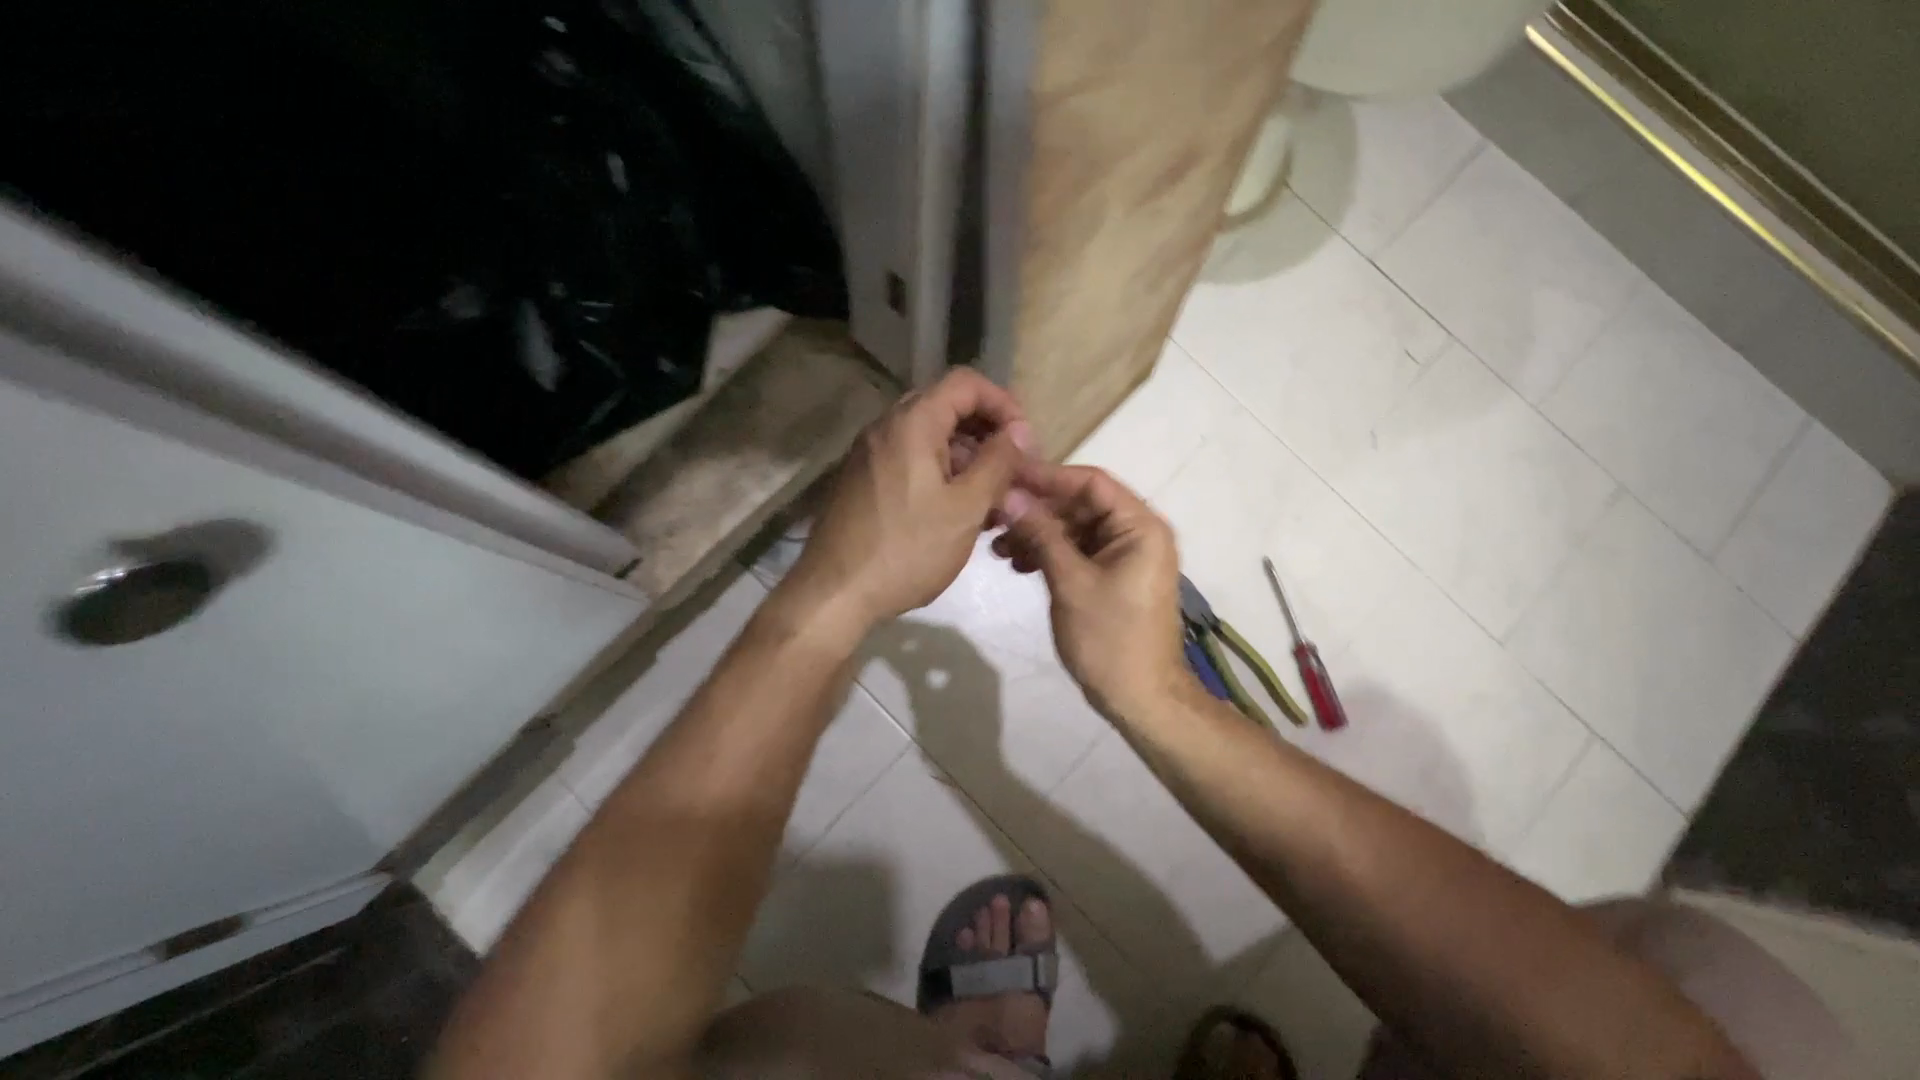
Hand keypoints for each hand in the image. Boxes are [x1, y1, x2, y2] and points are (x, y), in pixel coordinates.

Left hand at [783, 368, 1034, 635]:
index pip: (966, 383)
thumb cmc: (907, 550)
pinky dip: (939, 474)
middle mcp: (885, 427)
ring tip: (992, 500)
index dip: (1003, 403)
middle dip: (986, 433)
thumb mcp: (965, 509)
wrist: (834, 593)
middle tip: (1012, 470)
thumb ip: (997, 463)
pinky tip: (957, 513)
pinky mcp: (862, 481)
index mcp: (912, 423)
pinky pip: (909, 460)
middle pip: (946, 407)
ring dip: (965, 458)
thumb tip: (1019, 432)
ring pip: (928, 438)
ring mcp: (869, 454)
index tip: (1025, 441)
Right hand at [994, 463, 1194, 720]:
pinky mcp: (1113, 577)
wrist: (1141, 698)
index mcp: (1140, 526)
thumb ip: (1041, 534)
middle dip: (1037, 509)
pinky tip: (1017, 564)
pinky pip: (1078, 552)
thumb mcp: (1071, 582)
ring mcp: (1125, 556)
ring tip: (998, 548)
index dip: (1047, 476)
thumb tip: (1010, 495)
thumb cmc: (1110, 638)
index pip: (1091, 482)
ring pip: (1075, 529)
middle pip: (1081, 504)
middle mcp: (1137, 533)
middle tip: (993, 516)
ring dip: (1038, 533)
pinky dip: (1050, 554)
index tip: (1004, 476)